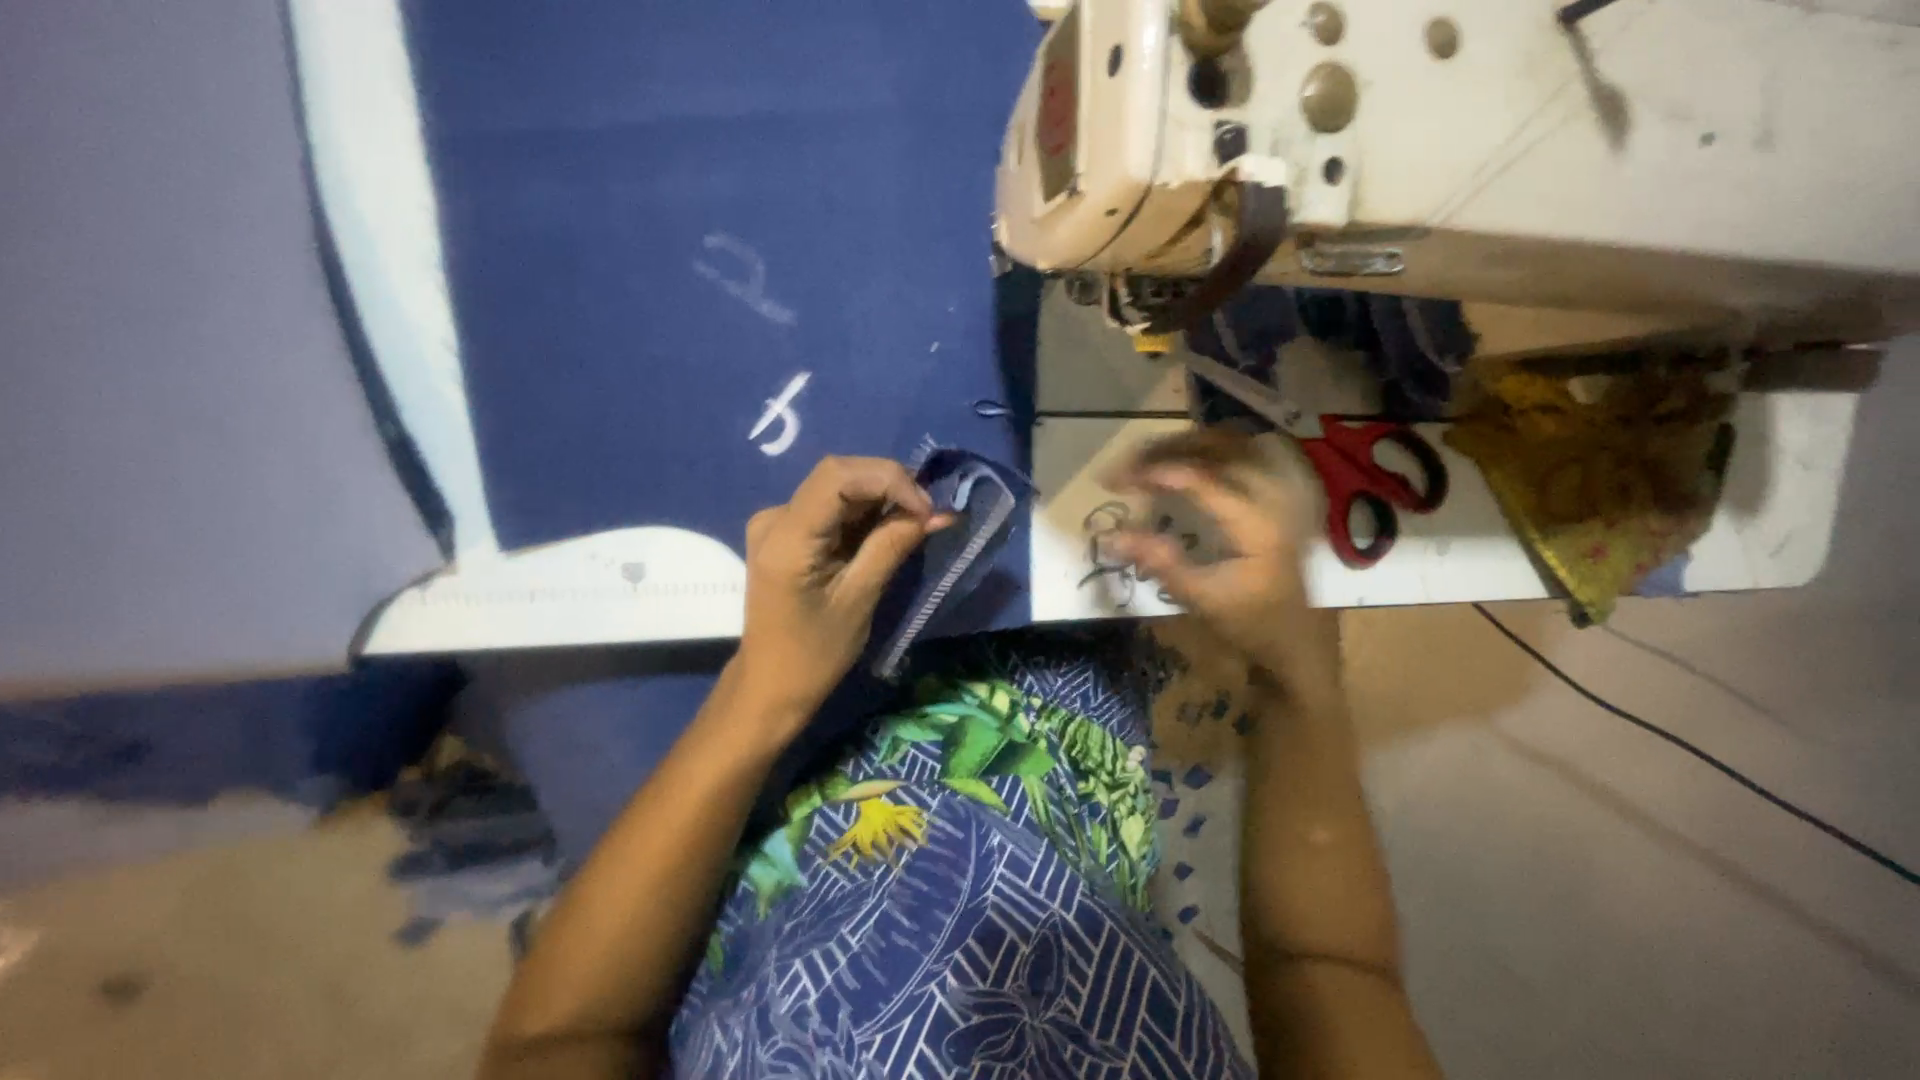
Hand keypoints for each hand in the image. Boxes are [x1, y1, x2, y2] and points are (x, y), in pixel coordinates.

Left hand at [732, 456, 948, 733]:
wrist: (771, 684)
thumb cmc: (815, 653)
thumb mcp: (860, 599)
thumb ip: (894, 545)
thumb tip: (939, 512)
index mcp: (787, 537)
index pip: (838, 476)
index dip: (889, 479)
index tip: (926, 510)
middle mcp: (774, 518)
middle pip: (838, 476)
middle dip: (889, 486)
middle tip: (928, 515)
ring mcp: (776, 522)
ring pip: (838, 487)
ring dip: (880, 498)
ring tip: (914, 523)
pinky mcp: (785, 532)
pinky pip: (830, 507)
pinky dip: (864, 513)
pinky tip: (887, 530)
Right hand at [1107, 430, 1337, 687]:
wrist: (1297, 639)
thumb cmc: (1250, 622)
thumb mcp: (1201, 597)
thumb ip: (1159, 561)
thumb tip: (1110, 537)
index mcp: (1257, 522)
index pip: (1203, 480)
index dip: (1157, 472)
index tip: (1118, 480)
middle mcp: (1272, 496)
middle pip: (1218, 447)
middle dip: (1168, 448)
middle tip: (1129, 463)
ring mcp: (1278, 491)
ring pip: (1232, 443)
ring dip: (1187, 444)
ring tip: (1149, 458)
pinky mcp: (1276, 494)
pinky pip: (1242, 454)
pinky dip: (1208, 450)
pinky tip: (1183, 460)